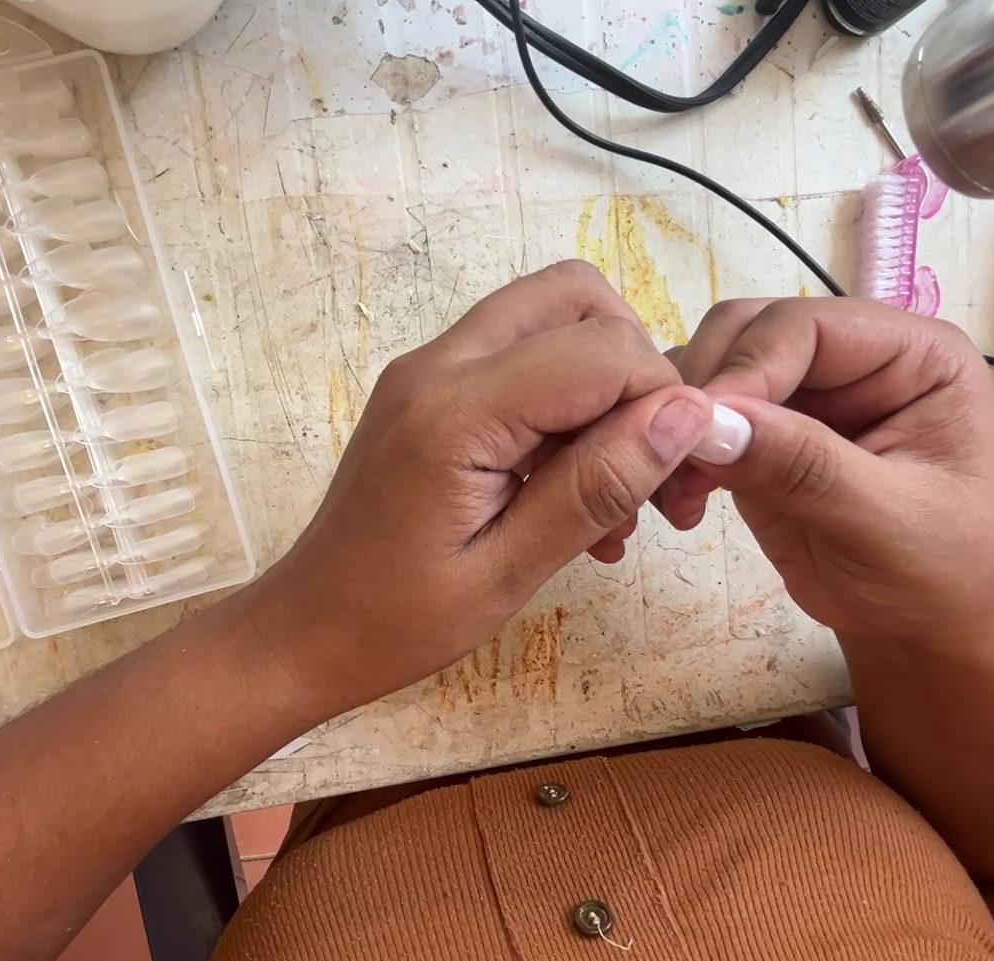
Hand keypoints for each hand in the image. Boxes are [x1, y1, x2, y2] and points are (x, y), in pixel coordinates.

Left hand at [237, 261, 721, 714]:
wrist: (307, 629)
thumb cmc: (396, 623)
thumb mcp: (508, 572)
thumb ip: (594, 486)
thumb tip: (686, 415)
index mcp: (454, 413)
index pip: (600, 349)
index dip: (662, 401)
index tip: (679, 478)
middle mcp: (436, 367)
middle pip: (574, 298)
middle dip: (634, 371)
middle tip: (650, 465)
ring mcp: (425, 374)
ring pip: (547, 323)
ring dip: (600, 391)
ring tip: (613, 497)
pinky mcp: (425, 395)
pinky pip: (515, 365)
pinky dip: (561, 409)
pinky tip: (571, 492)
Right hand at [654, 297, 993, 652]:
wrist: (915, 627)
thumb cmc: (935, 574)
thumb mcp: (883, 521)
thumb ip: (803, 466)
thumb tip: (711, 422)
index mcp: (908, 355)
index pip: (804, 327)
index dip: (744, 369)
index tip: (700, 431)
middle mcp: (847, 362)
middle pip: (742, 333)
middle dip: (702, 392)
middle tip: (679, 462)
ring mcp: (796, 398)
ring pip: (706, 371)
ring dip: (677, 423)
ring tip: (677, 491)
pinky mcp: (755, 438)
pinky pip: (694, 421)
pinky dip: (674, 454)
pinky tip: (680, 503)